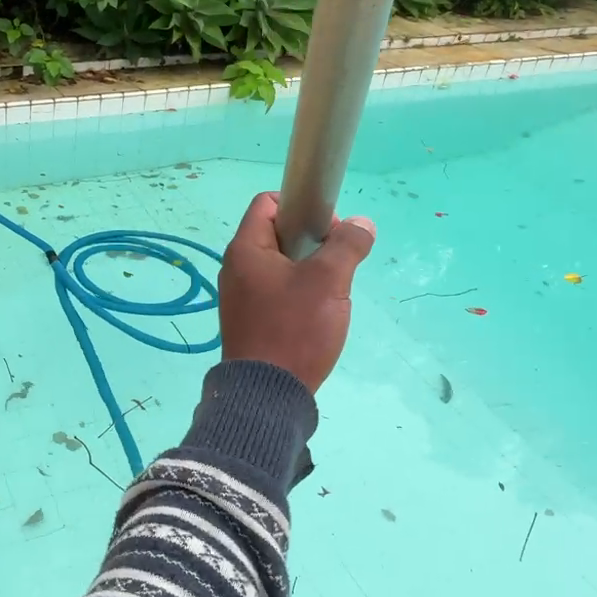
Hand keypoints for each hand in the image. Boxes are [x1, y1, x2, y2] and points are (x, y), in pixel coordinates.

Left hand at [217, 192, 375, 391]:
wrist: (267, 393)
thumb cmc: (294, 328)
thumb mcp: (328, 281)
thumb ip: (347, 246)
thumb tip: (361, 224)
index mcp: (244, 249)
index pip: (268, 203)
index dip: (301, 205)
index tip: (329, 228)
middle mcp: (235, 268)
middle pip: (276, 234)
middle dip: (311, 240)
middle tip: (337, 262)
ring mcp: (239, 296)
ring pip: (279, 265)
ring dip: (308, 270)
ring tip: (331, 291)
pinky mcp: (249, 320)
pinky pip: (276, 292)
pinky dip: (298, 293)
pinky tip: (318, 313)